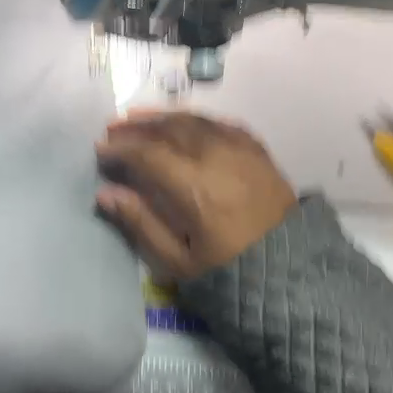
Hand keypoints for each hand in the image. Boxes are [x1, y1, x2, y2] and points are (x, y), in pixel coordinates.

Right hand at [95, 110, 297, 280]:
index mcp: (196, 188)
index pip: (148, 154)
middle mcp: (218, 159)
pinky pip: (223, 124)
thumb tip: (106, 193)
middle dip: (138, 126)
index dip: (120, 149)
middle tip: (113, 128)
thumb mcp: (178, 261)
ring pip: (196, 121)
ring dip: (164, 117)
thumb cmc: (230, 272)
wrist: (293, 275)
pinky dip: (197, 119)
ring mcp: (242, 152)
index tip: (99, 149)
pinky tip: (183, 123)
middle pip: (170, 129)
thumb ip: (140, 223)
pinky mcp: (259, 152)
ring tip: (139, 118)